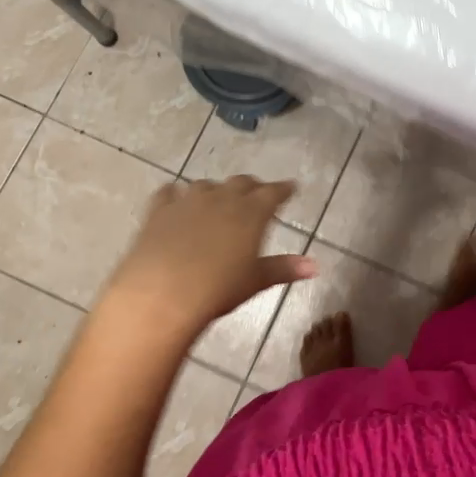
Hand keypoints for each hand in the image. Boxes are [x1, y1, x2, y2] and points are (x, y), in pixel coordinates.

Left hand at [104, 177, 316, 334]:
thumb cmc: (218, 289)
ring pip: (206, 185)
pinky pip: (169, 193)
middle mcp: (222, 198)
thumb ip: (284, 268)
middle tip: (256, 194)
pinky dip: (175, 194)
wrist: (162, 294)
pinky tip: (174, 199)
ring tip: (217, 200)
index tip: (291, 187)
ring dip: (215, 190)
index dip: (284, 189)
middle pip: (241, 182)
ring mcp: (188, 201)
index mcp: (251, 212)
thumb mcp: (255, 280)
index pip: (274, 192)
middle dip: (252, 187)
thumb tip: (316, 266)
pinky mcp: (159, 210)